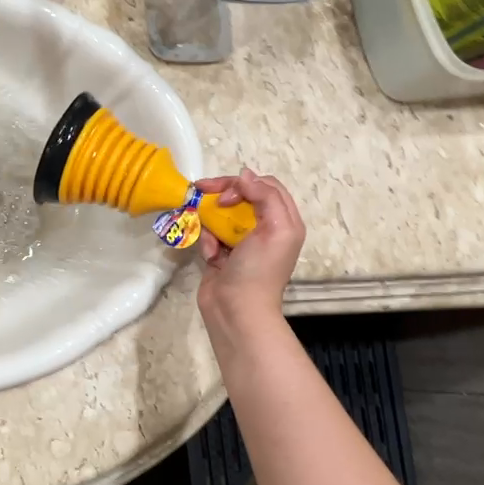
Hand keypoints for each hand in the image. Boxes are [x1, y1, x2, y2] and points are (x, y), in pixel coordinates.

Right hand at [194, 169, 304, 338]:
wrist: (236, 309)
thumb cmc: (258, 269)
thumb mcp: (274, 228)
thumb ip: (265, 196)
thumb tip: (245, 175)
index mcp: (284, 221)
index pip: (265, 186)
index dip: (244, 183)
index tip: (225, 195)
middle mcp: (265, 228)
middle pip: (242, 196)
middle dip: (221, 195)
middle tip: (199, 193)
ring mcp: (242, 242)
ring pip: (222, 214)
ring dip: (211, 222)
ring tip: (212, 241)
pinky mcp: (222, 254)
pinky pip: (210, 235)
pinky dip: (206, 242)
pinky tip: (210, 256)